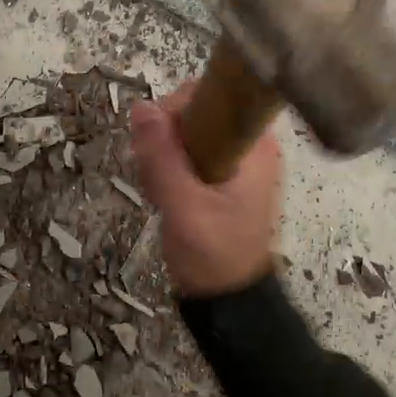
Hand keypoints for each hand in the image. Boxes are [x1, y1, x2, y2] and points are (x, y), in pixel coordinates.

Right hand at [128, 79, 283, 297]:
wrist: (227, 302)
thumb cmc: (214, 254)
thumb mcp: (185, 207)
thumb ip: (163, 157)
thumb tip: (141, 107)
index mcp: (254, 144)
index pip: (211, 94)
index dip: (177, 108)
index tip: (158, 139)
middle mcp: (247, 143)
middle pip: (192, 110)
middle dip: (164, 136)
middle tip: (154, 171)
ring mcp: (233, 158)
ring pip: (182, 131)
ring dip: (161, 154)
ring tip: (159, 189)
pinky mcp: (219, 173)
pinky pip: (183, 150)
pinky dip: (166, 166)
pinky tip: (162, 193)